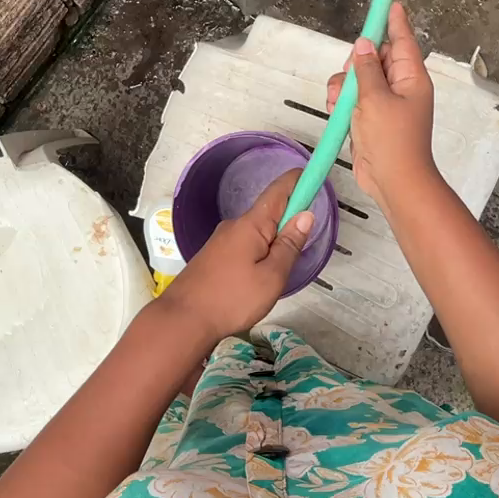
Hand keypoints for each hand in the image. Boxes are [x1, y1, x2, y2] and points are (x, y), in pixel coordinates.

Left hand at [157, 171, 315, 341]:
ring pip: (257, 233)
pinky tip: (258, 279)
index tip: (315, 179)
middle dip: (289, 222)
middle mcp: (234, 225)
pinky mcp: (215, 256)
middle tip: (300, 251)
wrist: (183, 319)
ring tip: (277, 276)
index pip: (278, 191)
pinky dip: (259, 253)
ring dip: (273, 243)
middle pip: (269, 213)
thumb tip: (305, 215)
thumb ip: (289, 245)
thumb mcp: (271, 276)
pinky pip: (245, 246)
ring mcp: (222, 240)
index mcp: (251, 224)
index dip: (299, 181)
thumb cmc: (231, 298)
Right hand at [325, 1, 438, 206]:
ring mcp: (384, 103)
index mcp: (411, 78)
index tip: (392, 4)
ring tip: (342, 104)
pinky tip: (339, 114)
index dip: (395, 23)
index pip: (403, 42)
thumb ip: (367, 70)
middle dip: (357, 65)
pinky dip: (342, 104)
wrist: (392, 180)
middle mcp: (399, 87)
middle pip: (374, 59)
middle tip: (352, 80)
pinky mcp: (370, 118)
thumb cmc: (391, 139)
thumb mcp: (375, 99)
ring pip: (358, 80)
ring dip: (344, 87)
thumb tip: (365, 43)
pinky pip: (352, 100)